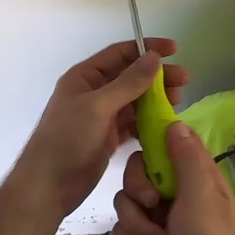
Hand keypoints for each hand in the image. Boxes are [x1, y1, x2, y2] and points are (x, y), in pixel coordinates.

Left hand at [13, 39, 190, 218]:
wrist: (49, 185)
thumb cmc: (68, 139)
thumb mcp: (98, 106)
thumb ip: (128, 82)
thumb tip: (154, 57)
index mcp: (84, 78)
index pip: (119, 54)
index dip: (146, 49)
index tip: (174, 50)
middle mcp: (93, 93)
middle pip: (130, 77)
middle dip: (156, 76)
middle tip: (185, 80)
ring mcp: (101, 117)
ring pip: (134, 101)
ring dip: (155, 99)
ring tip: (179, 100)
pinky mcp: (108, 139)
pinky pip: (133, 124)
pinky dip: (148, 122)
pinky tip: (165, 123)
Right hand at [110, 121, 234, 234]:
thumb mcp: (202, 196)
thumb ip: (187, 159)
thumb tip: (176, 123)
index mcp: (196, 177)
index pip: (168, 145)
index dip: (152, 144)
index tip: (140, 148)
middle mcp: (175, 193)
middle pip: (137, 172)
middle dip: (138, 190)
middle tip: (151, 203)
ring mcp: (157, 219)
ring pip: (125, 202)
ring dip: (138, 225)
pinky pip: (122, 230)